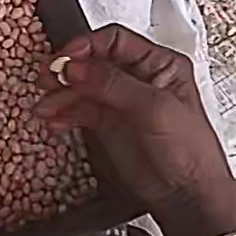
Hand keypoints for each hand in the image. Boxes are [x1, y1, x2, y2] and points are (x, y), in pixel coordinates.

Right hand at [33, 25, 235, 235]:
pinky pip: (81, 111)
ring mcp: (122, 102)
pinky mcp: (110, 124)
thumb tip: (77, 66)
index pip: (115, 41)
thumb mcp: (154, 108)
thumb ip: (113, 84)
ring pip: (83, 88)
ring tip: (45, 106)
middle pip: (94, 63)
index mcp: (159, 64)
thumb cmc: (190, 150)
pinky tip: (54, 120)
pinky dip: (65, 114)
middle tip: (48, 79)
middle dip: (68, 70)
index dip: (87, 46)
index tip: (65, 60)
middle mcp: (139, 78)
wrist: (187, 194)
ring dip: (61, 94)